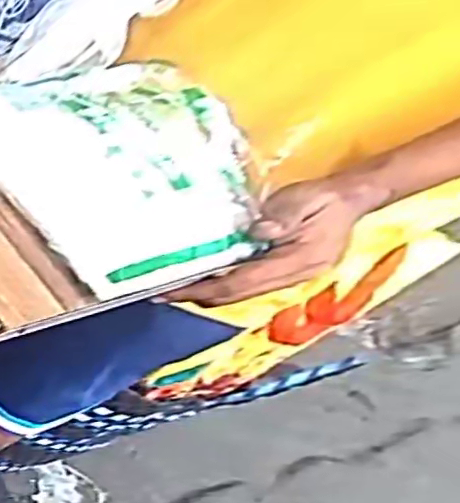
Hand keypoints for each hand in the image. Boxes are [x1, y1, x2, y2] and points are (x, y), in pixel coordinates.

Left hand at [168, 176, 383, 305]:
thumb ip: (282, 215)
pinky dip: (216, 287)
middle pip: (232, 296)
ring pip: (234, 296)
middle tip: (158, 293)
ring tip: (170, 289)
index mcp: (301, 260)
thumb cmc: (325, 197)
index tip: (168, 291)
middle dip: (194, 296)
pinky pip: (241, 289)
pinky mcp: (281, 277)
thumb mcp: (304, 198)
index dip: (201, 289)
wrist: (353, 196)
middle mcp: (294, 276)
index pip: (239, 284)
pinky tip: (196, 281)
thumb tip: (258, 231)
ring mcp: (289, 280)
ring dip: (202, 294)